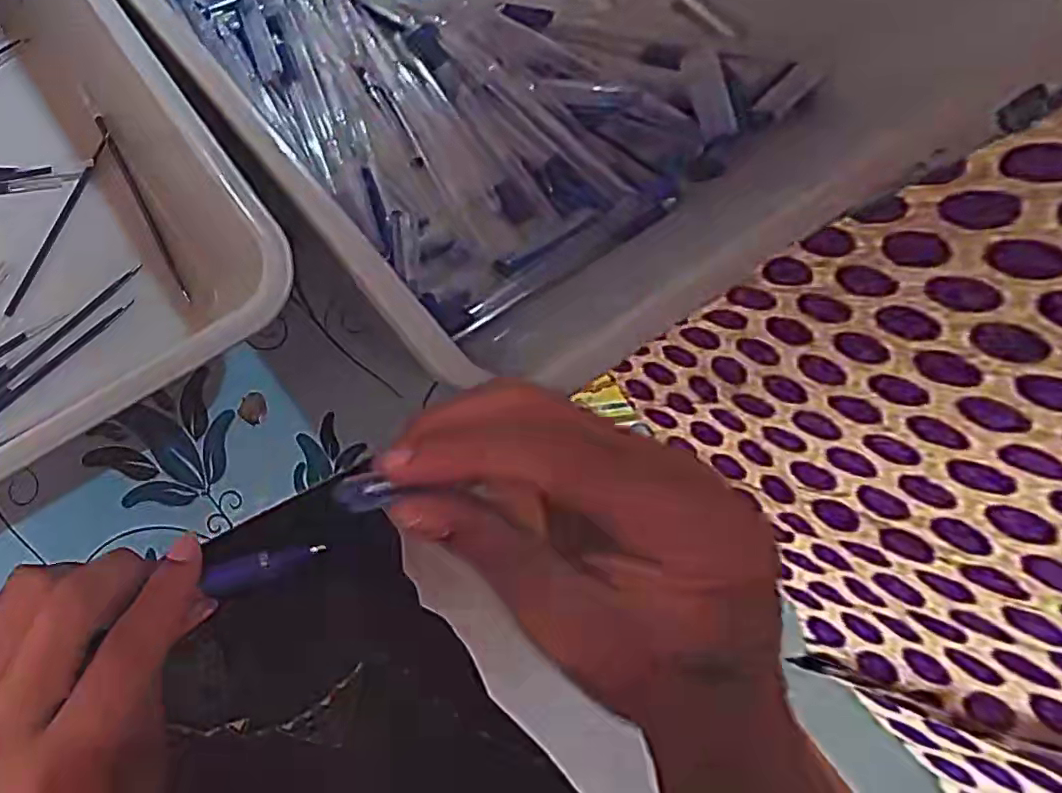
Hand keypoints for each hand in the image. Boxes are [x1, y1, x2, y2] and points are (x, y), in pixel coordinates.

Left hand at [0, 540, 215, 792]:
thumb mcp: (145, 763)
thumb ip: (158, 672)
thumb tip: (182, 598)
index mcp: (66, 765)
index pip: (123, 654)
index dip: (163, 594)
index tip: (186, 558)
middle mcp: (9, 732)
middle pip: (68, 607)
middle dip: (121, 573)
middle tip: (154, 574)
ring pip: (28, 590)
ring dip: (80, 575)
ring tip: (111, 592)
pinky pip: (2, 606)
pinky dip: (43, 592)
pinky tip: (67, 604)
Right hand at [379, 381, 842, 791]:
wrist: (712, 699)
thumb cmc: (653, 677)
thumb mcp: (564, 625)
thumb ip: (487, 549)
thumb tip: (405, 504)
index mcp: (684, 515)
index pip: (553, 453)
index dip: (465, 451)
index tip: (396, 468)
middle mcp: (674, 467)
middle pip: (540, 411)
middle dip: (453, 427)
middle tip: (393, 460)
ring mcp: (649, 455)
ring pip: (532, 406)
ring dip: (460, 426)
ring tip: (410, 459)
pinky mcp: (617, 455)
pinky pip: (536, 424)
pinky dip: (481, 437)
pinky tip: (448, 459)